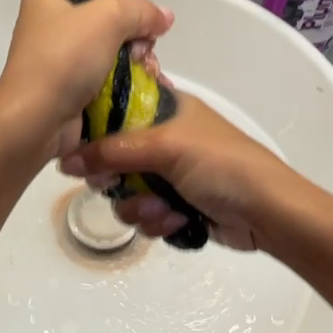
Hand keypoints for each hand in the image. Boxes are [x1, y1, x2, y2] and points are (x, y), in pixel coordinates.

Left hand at [0, 0, 173, 159]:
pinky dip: (124, 82)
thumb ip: (142, 11)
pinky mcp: (69, 87)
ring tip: (143, 75)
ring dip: (135, 62)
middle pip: (112, 19)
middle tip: (138, 55)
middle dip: (134, 36)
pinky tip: (136, 90)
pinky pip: (106, 76)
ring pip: (114, 50)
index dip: (123, 1)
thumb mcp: (108, 19)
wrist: (36, 120)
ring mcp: (61, 57)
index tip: (124, 25)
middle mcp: (52, 22)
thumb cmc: (65, 60)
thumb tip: (165, 17)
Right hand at [58, 91, 300, 250]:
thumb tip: (65, 161)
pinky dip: (156, 222)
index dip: (96, 129)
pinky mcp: (176, 207)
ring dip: (139, 206)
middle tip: (117, 185)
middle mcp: (165, 140)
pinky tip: (176, 222)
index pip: (117, 109)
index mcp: (167, 110)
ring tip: (162, 209)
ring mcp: (170, 176)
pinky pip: (144, 216)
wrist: (268, 212)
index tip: (83, 150)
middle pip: (112, 158)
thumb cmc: (222, 164)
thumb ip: (113, 151)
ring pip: (126, 193)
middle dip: (116, 179)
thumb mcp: (166, 147)